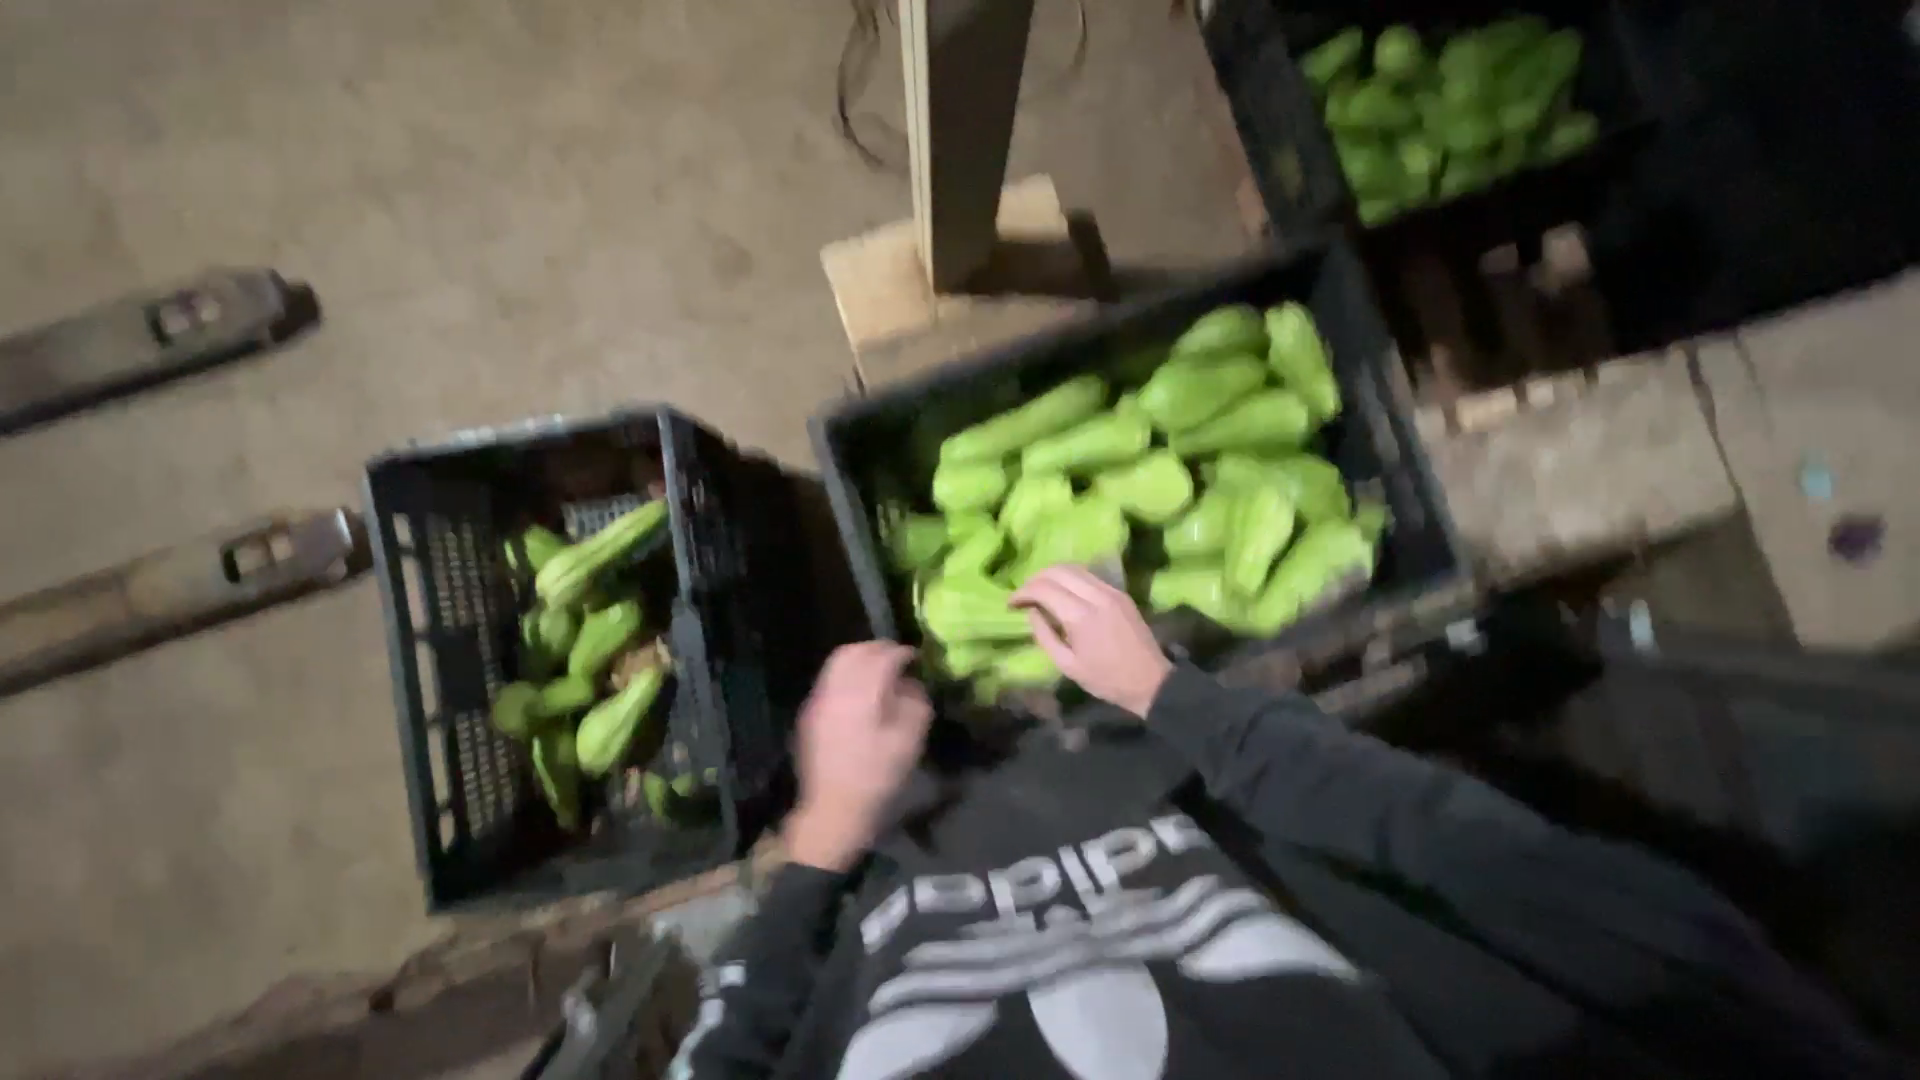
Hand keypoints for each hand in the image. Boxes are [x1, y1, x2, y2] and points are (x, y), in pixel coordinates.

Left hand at [788, 641, 930, 870]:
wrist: (833, 810)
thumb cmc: (877, 777)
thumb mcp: (909, 742)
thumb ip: (915, 703)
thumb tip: (910, 684)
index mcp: (861, 694)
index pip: (881, 657)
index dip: (901, 652)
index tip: (915, 658)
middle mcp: (834, 690)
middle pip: (852, 651)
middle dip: (877, 649)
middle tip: (896, 658)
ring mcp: (817, 700)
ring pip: (836, 663)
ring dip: (859, 659)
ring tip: (879, 672)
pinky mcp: (809, 714)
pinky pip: (828, 680)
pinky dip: (846, 675)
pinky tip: (860, 693)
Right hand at [1011, 566, 1172, 718]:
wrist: (1150, 681)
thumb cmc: (1105, 680)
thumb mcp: (1067, 665)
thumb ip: (1044, 635)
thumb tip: (1031, 611)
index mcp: (1080, 616)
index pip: (1043, 588)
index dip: (1022, 592)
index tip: (1011, 604)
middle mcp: (1096, 595)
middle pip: (1057, 570)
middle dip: (1034, 579)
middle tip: (1023, 595)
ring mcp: (1111, 591)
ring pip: (1074, 567)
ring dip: (1052, 574)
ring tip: (1040, 591)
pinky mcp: (1120, 593)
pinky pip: (1089, 575)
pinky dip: (1069, 577)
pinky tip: (1062, 592)